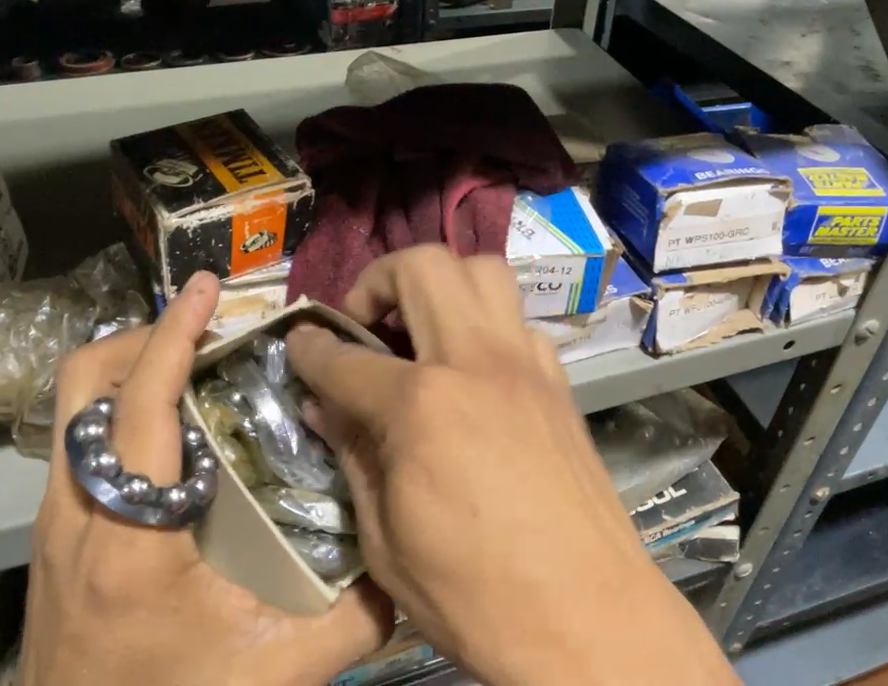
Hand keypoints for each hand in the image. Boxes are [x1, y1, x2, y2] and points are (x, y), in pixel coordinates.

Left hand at [24, 271, 392, 685]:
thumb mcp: (276, 671)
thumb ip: (352, 614)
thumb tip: (408, 556)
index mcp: (127, 531)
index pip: (140, 401)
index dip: (174, 332)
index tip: (207, 285)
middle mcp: (75, 510)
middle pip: (82, 381)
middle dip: (143, 335)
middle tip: (206, 329)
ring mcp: (53, 521)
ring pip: (72, 406)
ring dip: (129, 367)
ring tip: (192, 364)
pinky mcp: (51, 535)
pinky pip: (77, 437)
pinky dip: (119, 407)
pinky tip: (171, 430)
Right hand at [287, 247, 736, 685]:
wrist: (590, 620)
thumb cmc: (475, 595)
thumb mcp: (386, 539)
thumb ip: (354, 453)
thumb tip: (326, 404)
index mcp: (423, 404)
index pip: (345, 357)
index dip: (309, 348)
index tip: (297, 344)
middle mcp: (477, 360)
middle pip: (423, 267)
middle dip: (378, 280)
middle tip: (363, 323)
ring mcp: (527, 363)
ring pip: (482, 270)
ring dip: (439, 284)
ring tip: (418, 329)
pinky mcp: (559, 380)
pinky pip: (515, 319)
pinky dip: (483, 323)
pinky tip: (470, 371)